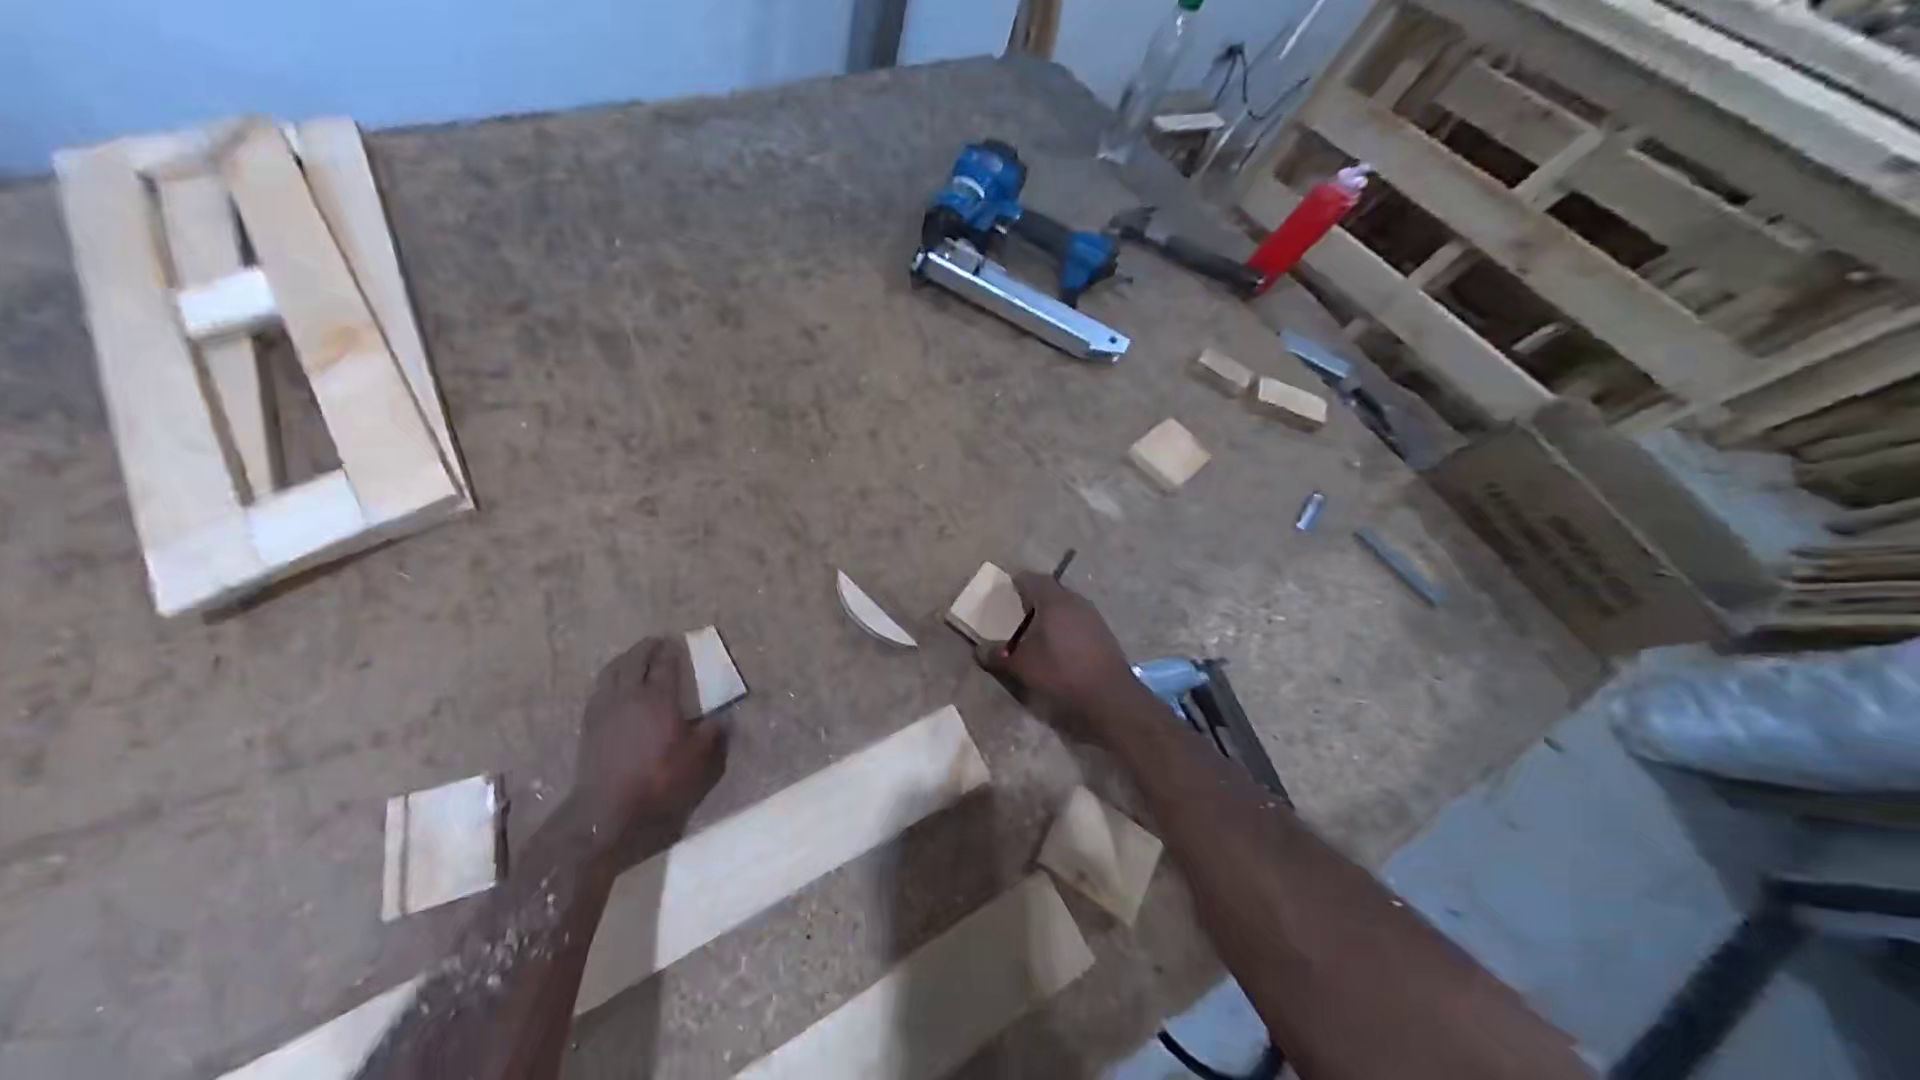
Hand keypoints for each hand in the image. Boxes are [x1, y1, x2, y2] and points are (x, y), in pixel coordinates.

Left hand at [574, 637, 727, 850]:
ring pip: (612, 671)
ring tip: (634, 658)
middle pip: (635, 660)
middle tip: (656, 642)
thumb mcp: (698, 758)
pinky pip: (599, 689)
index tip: (676, 642)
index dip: (671, 651)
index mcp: (658, 697)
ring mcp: (605, 707)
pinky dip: (610, 678)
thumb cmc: (659, 778)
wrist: (608, 807)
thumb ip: (713, 734)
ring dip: (625, 659)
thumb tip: (725, 718)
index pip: (665, 664)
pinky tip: (614, 686)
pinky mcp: (589, 723)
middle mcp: (629, 694)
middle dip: (646, 648)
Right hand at [979, 572, 1142, 745]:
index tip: (1006, 591)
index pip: (1033, 578)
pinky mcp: (1103, 632)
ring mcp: (1093, 616)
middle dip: (1034, 598)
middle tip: (1018, 612)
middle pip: (1051, 590)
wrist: (1108, 694)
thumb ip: (998, 655)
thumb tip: (978, 651)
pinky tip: (1058, 646)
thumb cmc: (1061, 671)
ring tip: (1036, 631)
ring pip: (1066, 605)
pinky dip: (1065, 626)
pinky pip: (1078, 619)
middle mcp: (1075, 600)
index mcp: (1054, 600)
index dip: (1018, 582)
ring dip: (1051, 613)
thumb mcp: (1022, 665)